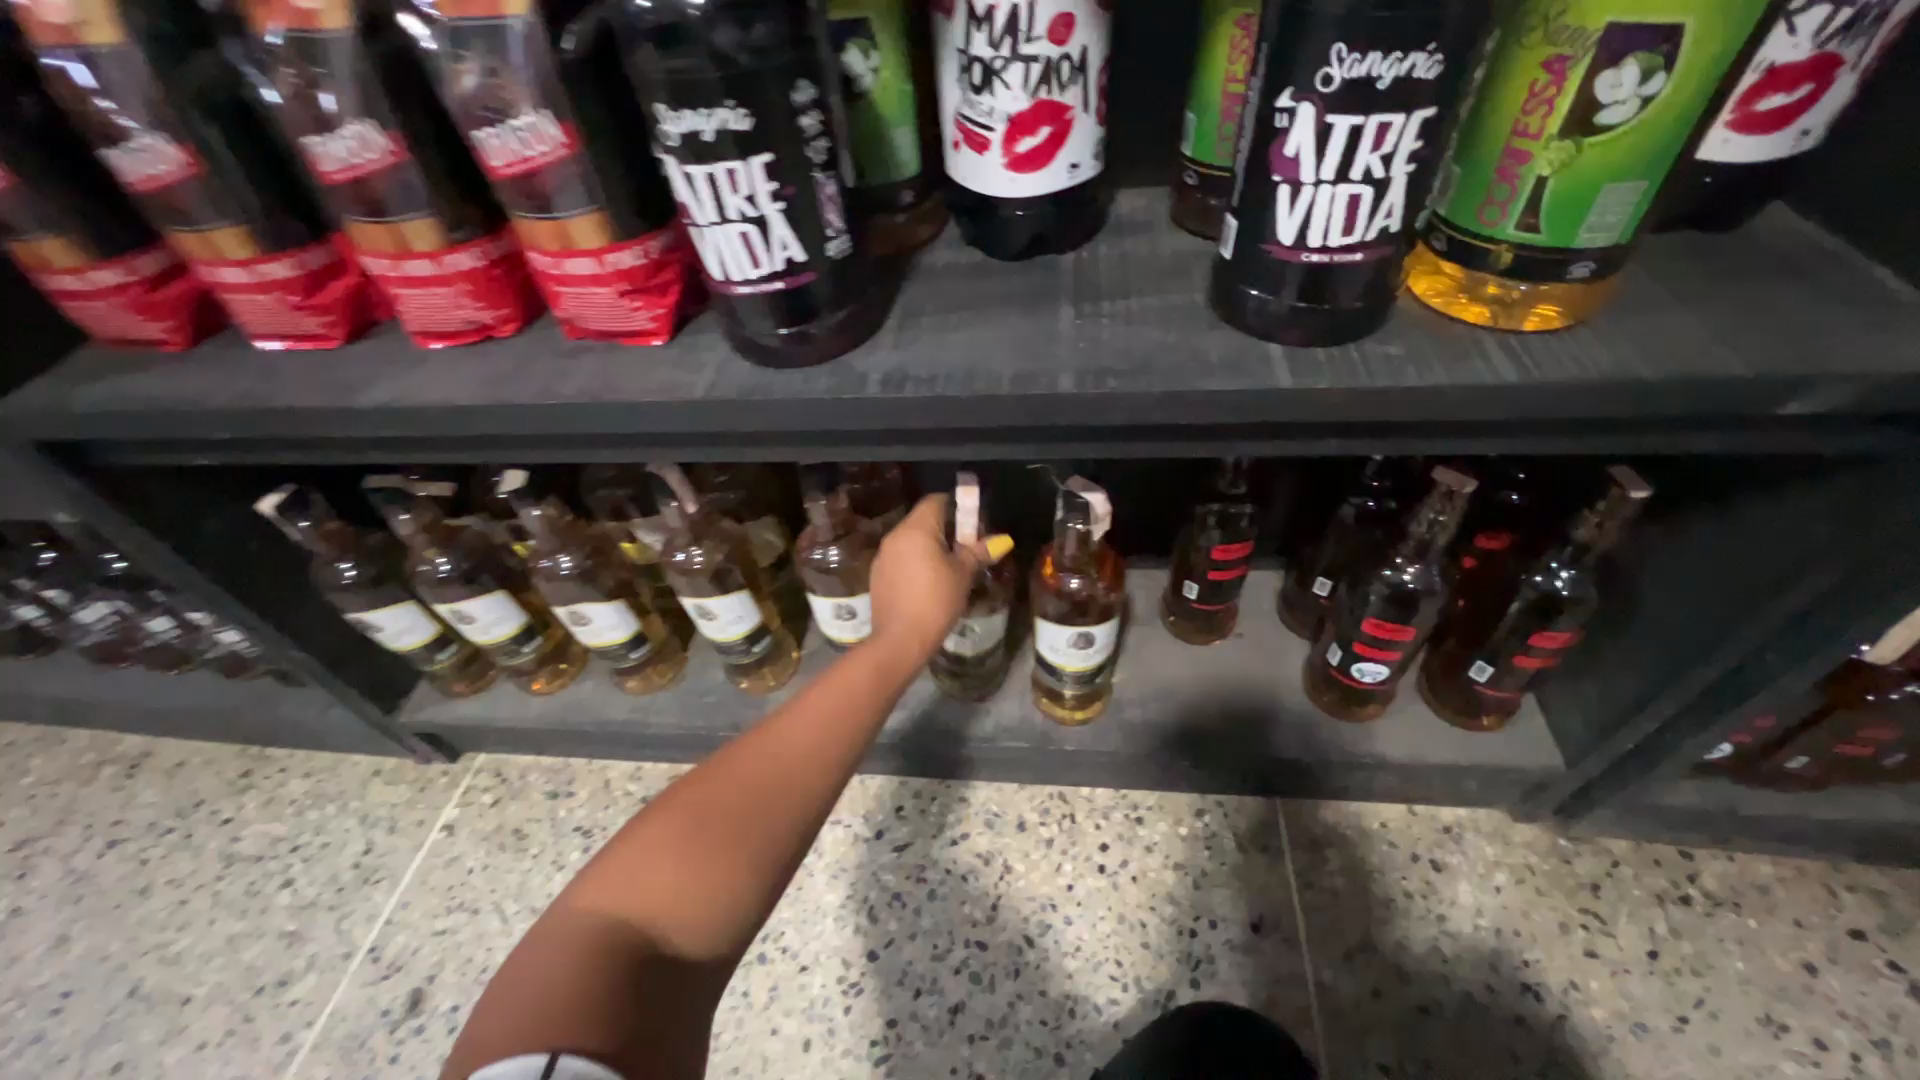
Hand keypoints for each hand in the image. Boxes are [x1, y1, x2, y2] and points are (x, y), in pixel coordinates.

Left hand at [869, 494, 994, 660]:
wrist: (900, 640)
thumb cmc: (936, 602)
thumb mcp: (962, 575)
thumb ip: (978, 552)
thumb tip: (1002, 541)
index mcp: (916, 529)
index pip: (936, 500)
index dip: (958, 507)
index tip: (972, 527)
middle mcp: (895, 536)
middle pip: (923, 519)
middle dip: (946, 529)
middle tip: (966, 550)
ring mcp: (883, 555)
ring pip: (911, 539)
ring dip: (930, 546)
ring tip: (948, 569)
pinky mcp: (877, 574)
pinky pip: (900, 557)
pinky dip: (915, 561)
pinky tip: (927, 584)